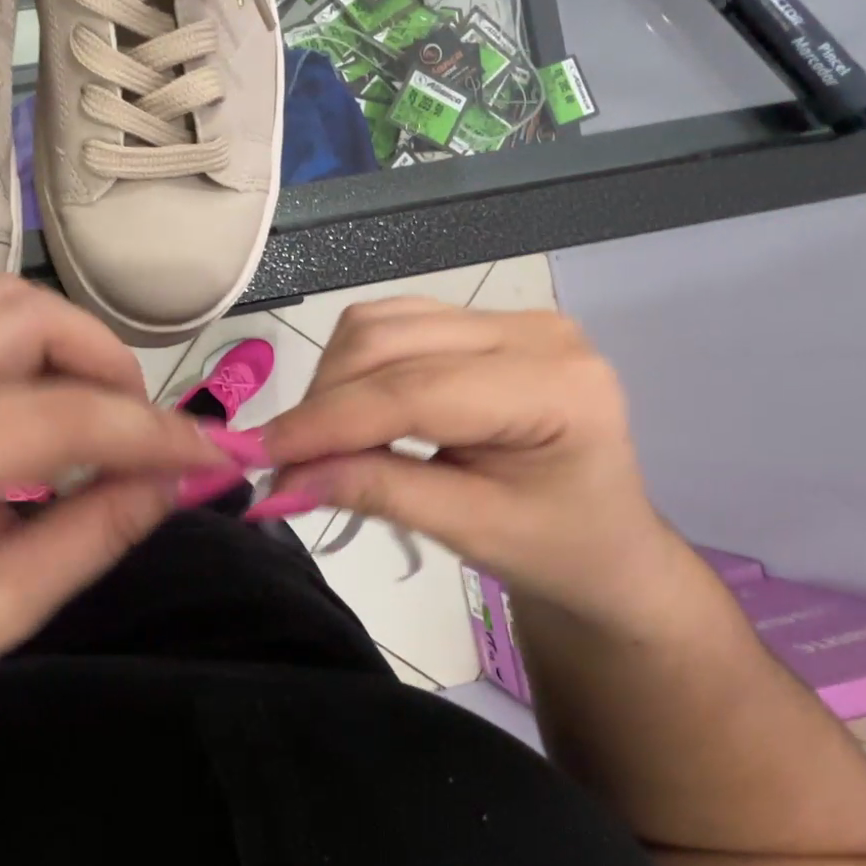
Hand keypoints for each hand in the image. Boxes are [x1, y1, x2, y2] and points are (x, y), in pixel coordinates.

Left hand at [0, 278, 229, 735]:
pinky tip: (53, 396)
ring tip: (101, 408)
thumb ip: (103, 528)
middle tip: (140, 428)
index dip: (148, 430)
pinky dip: (39, 341)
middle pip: (27, 318)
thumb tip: (181, 474)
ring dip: (73, 340)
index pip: (57, 416)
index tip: (209, 453)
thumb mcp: (15, 602)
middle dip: (107, 361)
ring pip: (6, 302)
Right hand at [263, 298, 682, 623]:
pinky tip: (352, 411)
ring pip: (377, 324)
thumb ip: (378, 492)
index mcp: (557, 386)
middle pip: (386, 341)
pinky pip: (387, 324)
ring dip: (332, 380)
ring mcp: (503, 318)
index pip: (414, 390)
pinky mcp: (475, 322)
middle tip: (287, 462)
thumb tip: (284, 479)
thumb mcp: (471, 530)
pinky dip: (350, 367)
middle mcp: (533, 331)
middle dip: (324, 402)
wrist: (603, 539)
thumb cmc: (555, 547)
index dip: (329, 421)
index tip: (262, 455)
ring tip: (323, 441)